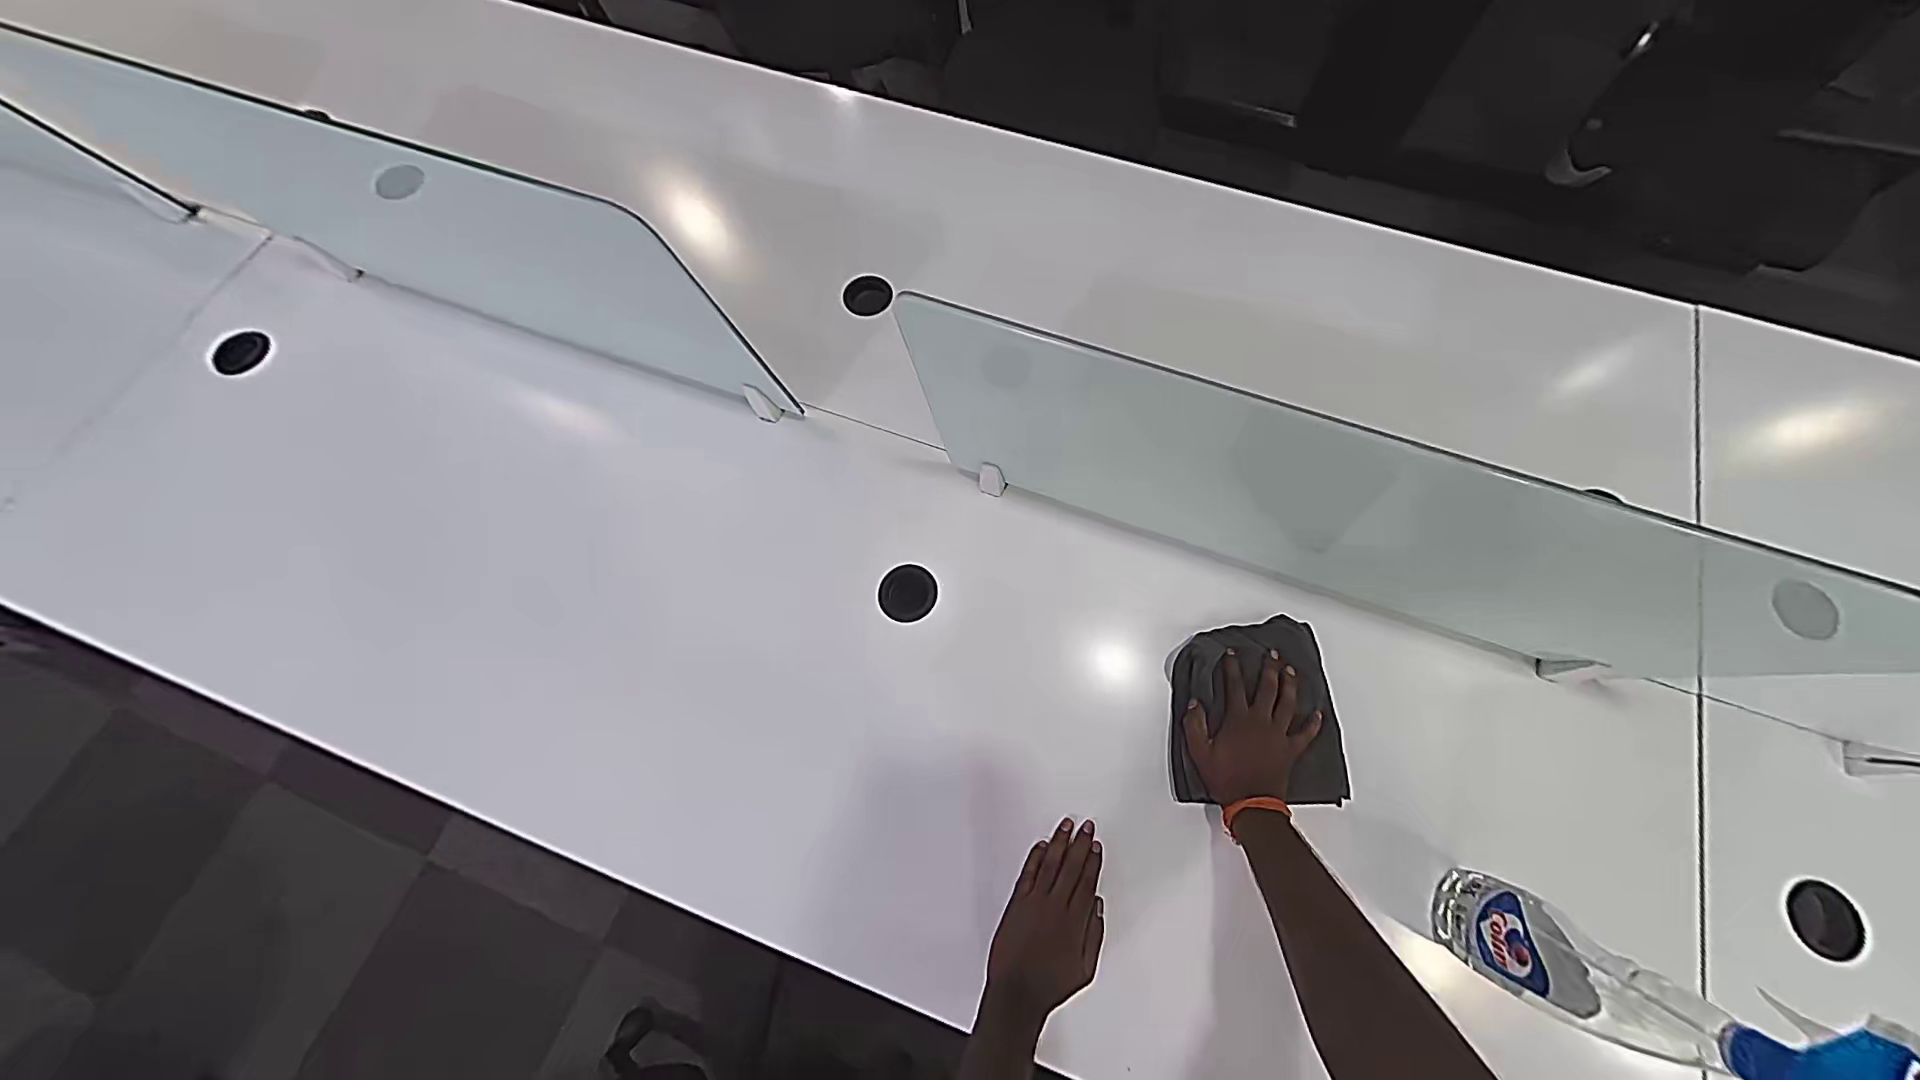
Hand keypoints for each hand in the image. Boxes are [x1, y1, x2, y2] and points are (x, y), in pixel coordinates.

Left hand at [981, 818, 1104, 1025]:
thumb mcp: (1084, 968)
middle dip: (1081, 844)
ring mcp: (1035, 902)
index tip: (1097, 845)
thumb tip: (1096, 907)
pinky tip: (1041, 845)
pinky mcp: (1017, 903)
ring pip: (1051, 864)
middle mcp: (1055, 907)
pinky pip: (1028, 873)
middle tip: (1087, 827)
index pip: (1087, 882)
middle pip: (1072, 867)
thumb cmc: (1049, 985)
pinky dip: (1035, 857)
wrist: (1017, 992)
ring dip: (1060, 842)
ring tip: (1067, 825)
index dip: (1093, 861)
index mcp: (1074, 922)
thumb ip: (1094, 935)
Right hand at [1183, 649, 1322, 804]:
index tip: (1232, 654)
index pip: (1234, 686)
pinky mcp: (1290, 750)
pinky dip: (1313, 723)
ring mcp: (1278, 735)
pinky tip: (1317, 714)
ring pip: (1288, 704)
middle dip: (1269, 669)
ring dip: (1290, 685)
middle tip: (1273, 655)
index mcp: (1238, 720)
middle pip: (1268, 689)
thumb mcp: (1199, 751)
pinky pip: (1305, 734)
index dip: (1232, 668)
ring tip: (1291, 671)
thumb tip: (1194, 704)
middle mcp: (1261, 722)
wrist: (1251, 803)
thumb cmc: (1225, 778)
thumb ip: (1194, 725)